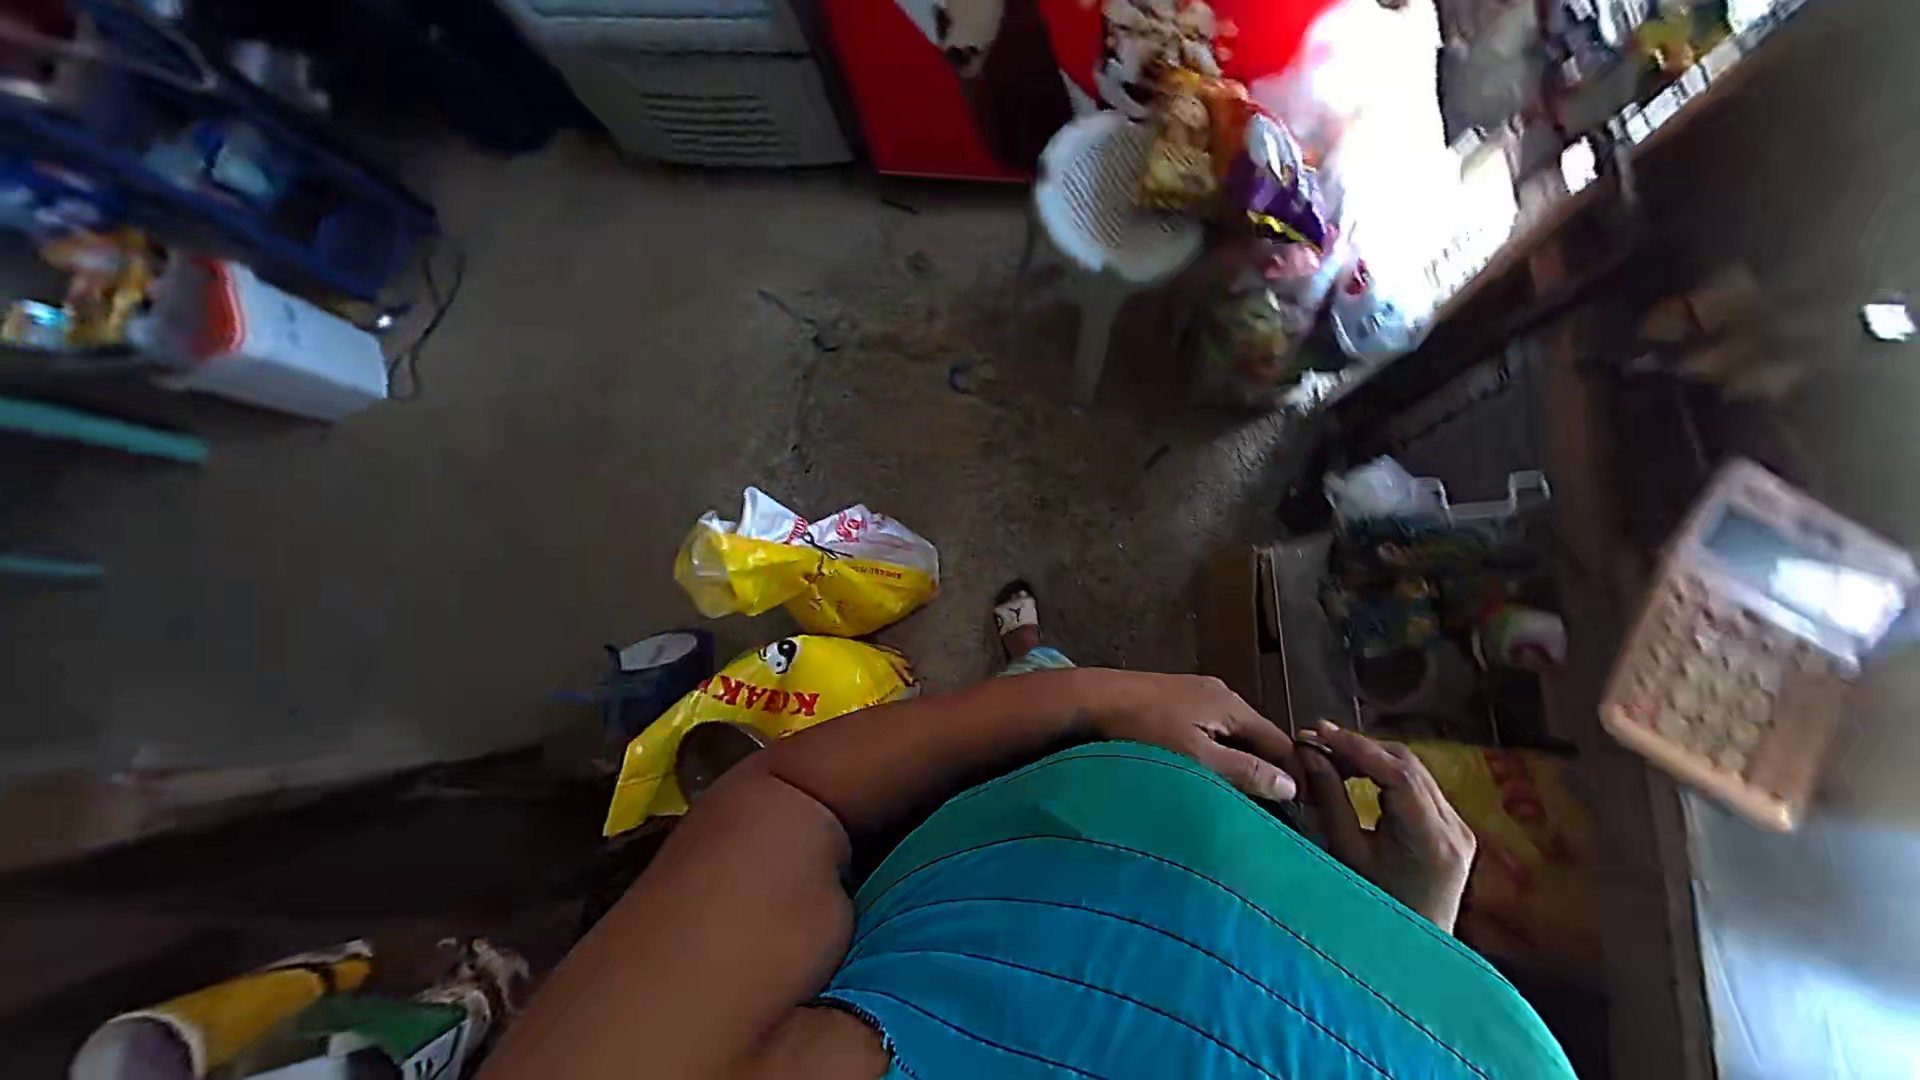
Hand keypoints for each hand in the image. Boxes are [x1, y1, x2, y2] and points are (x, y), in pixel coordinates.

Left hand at [1087, 671, 1296, 802]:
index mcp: (1232, 705)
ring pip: (1229, 733)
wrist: (1092, 699)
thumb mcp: (1197, 756)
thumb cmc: (1145, 728)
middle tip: (1270, 810)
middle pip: (1255, 737)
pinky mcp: (1171, 700)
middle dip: (1263, 769)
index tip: (1303, 812)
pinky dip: (1212, 751)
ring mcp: (1193, 694)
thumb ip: (1244, 770)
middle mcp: (1219, 694)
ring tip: (1238, 797)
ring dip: (1235, 762)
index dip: (1293, 775)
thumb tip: (1291, 786)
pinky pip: (1206, 729)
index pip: (1281, 742)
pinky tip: (1203, 771)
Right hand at [1296, 720, 1475, 932]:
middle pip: (1408, 764)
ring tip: (1330, 753)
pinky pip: (1416, 785)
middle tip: (1317, 740)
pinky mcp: (1451, 829)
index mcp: (1431, 837)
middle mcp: (1454, 827)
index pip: (1397, 772)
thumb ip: (1329, 797)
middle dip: (1360, 746)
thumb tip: (1308, 751)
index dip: (1355, 745)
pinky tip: (1355, 772)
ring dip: (1371, 756)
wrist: (1414, 952)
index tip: (1318, 730)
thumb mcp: (1345, 850)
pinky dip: (1383, 771)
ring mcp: (1458, 827)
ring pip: (1412, 770)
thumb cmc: (1374, 906)